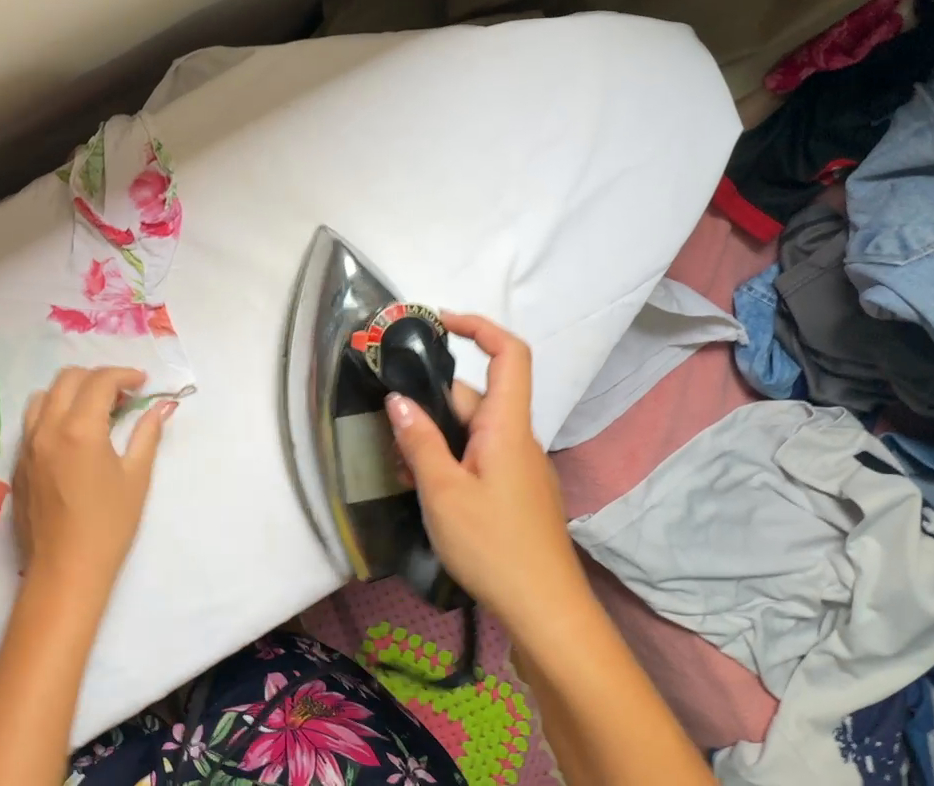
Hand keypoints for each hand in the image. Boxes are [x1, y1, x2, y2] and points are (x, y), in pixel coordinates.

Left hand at [15, 366, 175, 595]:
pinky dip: (53, 413)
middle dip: (97, 378)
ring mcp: (27, 445)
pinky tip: (72, 436)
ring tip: (94, 411)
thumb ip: (147, 435)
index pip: (100, 381)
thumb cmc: (108, 526)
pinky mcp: (18, 462)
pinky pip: (32, 422)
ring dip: (70, 391)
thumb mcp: (136, 478)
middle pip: (68, 378)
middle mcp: (47, 427)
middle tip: (122, 396)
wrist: (65, 571)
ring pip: (43, 396)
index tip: (142, 383)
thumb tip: (159, 408)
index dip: (124, 375)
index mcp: (79, 428)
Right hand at [385, 313, 587, 627]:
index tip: (437, 322)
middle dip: (428, 403)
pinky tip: (422, 489)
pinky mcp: (512, 492)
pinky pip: (475, 457)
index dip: (479, 326)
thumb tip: (398, 399)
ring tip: (400, 470)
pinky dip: (446, 461)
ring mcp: (517, 467)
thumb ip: (418, 440)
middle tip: (388, 427)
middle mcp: (516, 439)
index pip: (510, 355)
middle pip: (473, 397)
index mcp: (507, 428)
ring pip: (469, 431)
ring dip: (432, 438)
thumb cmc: (494, 545)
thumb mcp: (442, 491)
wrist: (545, 611)